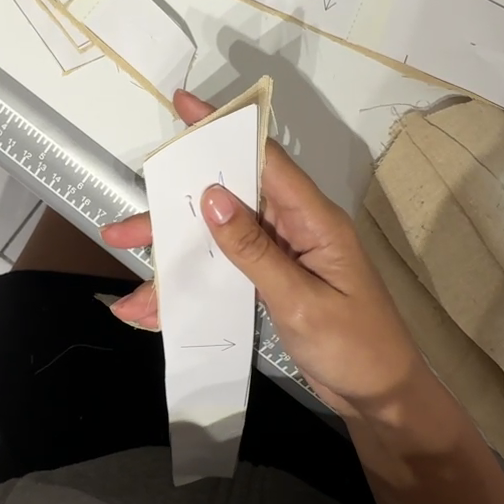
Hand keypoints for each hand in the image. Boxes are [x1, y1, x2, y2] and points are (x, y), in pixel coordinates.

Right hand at [101, 90, 424, 418]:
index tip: (184, 105)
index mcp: (312, 219)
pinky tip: (152, 306)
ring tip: (126, 267)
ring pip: (216, 238)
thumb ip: (254, 249)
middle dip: (173, 211)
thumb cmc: (354, 346)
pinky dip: (188, 285)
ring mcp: (279, 255)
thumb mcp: (301, 299)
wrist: (381, 398)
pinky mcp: (268, 281)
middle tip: (122, 227)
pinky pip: (221, 270)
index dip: (223, 129)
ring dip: (172, 252)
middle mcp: (292, 227)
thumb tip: (211, 197)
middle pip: (226, 200)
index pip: (264, 159)